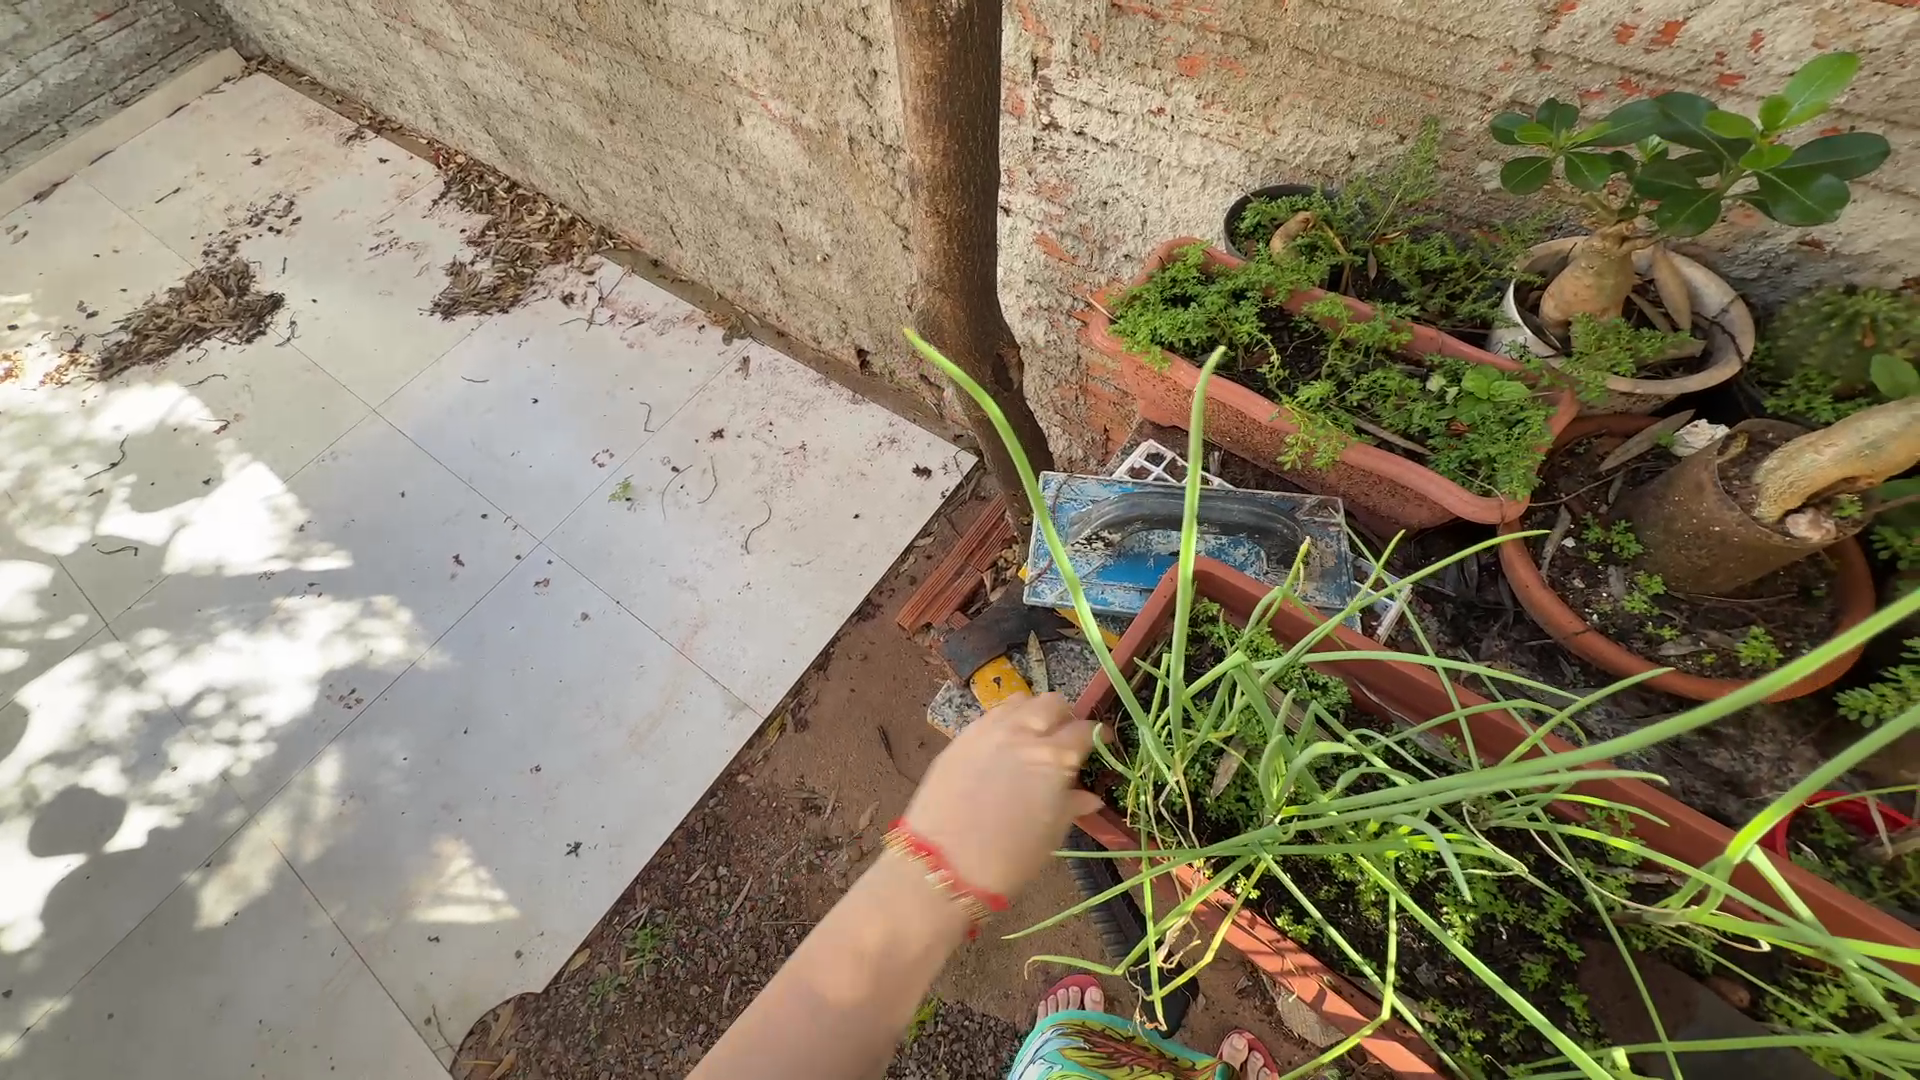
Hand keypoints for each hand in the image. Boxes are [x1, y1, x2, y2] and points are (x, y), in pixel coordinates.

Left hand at [899, 692, 1102, 900]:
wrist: (944, 864)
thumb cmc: (1008, 857)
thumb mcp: (1051, 834)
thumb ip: (1071, 805)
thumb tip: (1089, 797)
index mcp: (1054, 758)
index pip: (1085, 730)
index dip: (1098, 736)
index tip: (1101, 744)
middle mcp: (1023, 733)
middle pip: (1052, 703)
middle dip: (1065, 717)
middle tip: (1066, 738)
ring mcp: (989, 729)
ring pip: (1021, 701)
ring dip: (1034, 712)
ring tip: (1034, 734)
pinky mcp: (962, 735)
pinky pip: (992, 714)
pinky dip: (1006, 720)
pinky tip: (1004, 741)